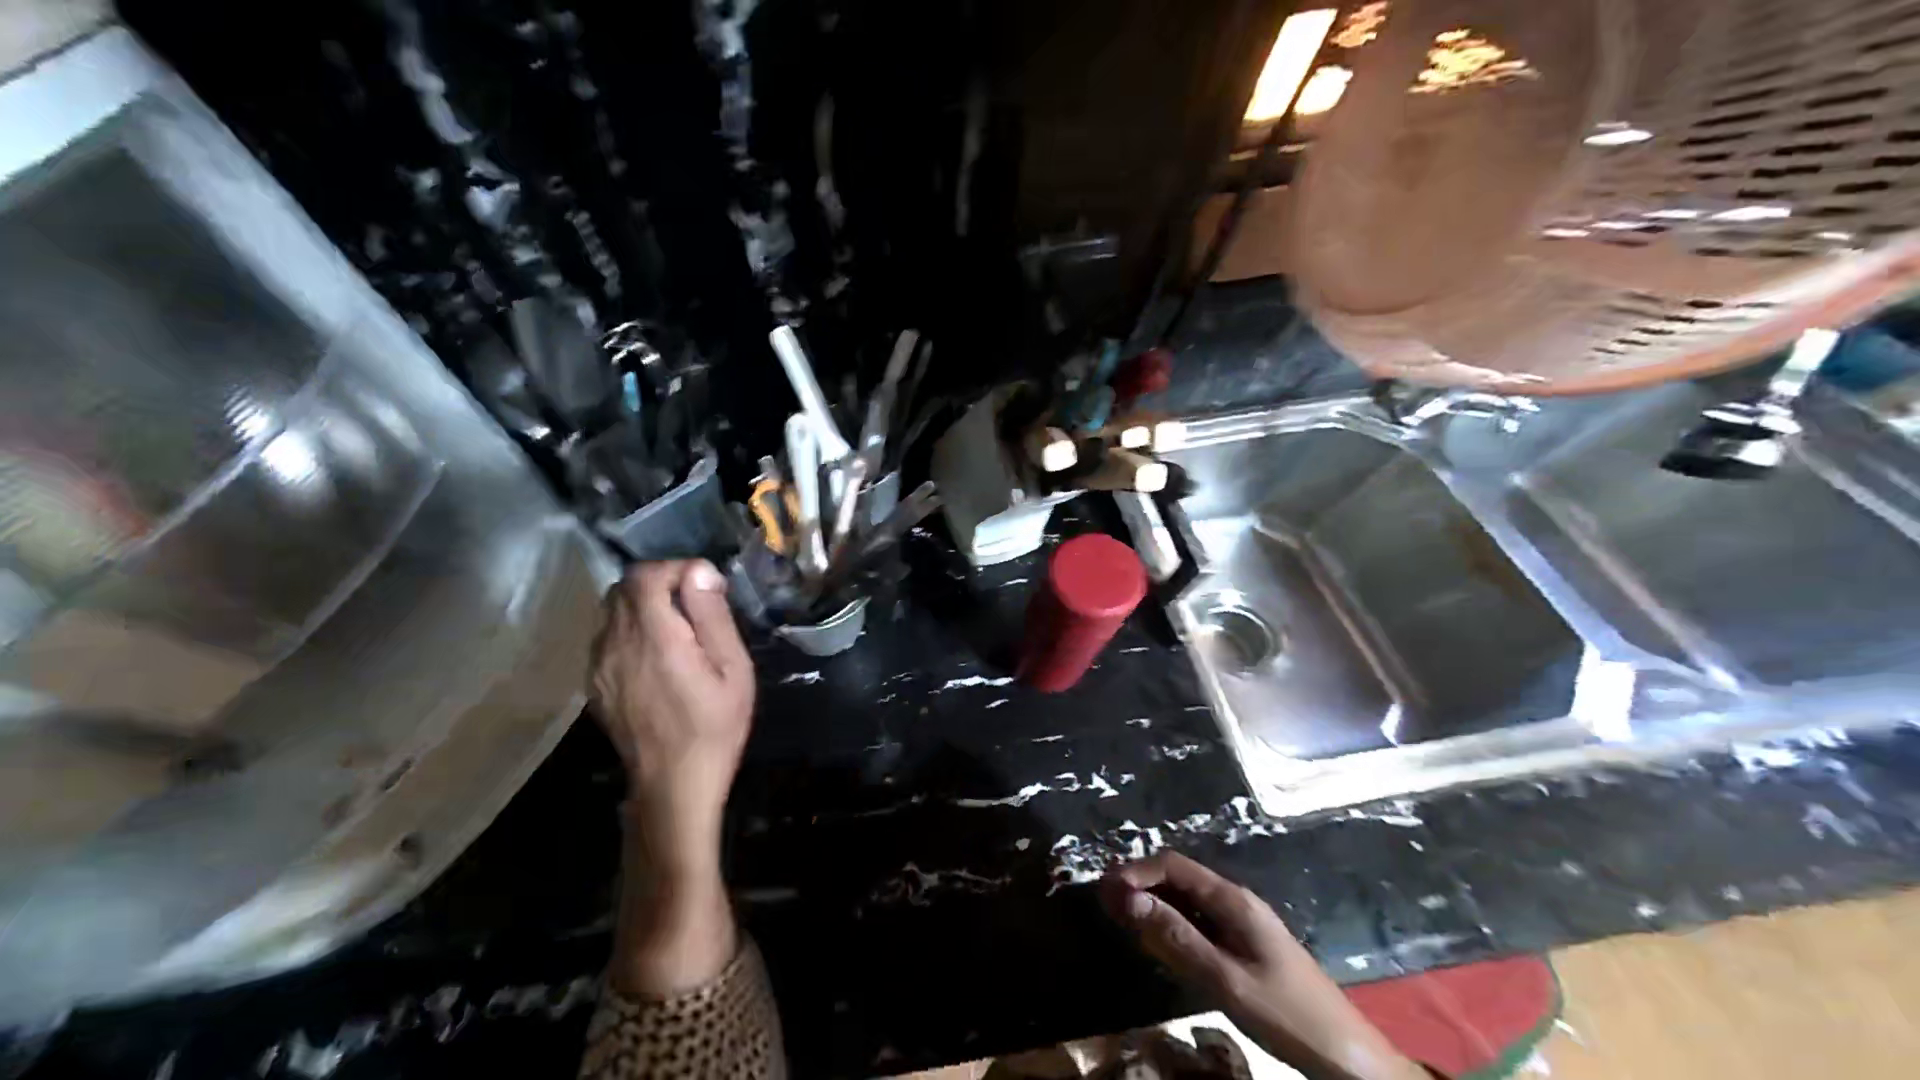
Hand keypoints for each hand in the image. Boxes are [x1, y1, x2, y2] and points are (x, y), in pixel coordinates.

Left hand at [592, 559, 755, 847]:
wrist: (673, 784)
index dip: (674, 568)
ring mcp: (598, 665)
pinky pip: (606, 637)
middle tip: (692, 604)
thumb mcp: (733, 669)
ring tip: (676, 630)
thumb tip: (698, 572)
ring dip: (642, 606)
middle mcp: (615, 643)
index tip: (704, 586)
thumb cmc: (715, 725)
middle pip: (623, 587)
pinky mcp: (594, 682)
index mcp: (654, 637)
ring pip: (611, 611)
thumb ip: (711, 615)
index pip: (645, 575)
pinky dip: (629, 630)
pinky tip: (655, 656)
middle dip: (658, 583)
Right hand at [1102, 853, 1425, 1079]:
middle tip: (1105, 903)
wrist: (1348, 1055)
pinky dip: (1172, 925)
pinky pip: (1199, 923)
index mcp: (1233, 899)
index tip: (1105, 889)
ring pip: (1187, 901)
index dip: (1137, 872)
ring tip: (1122, 919)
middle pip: (1178, 878)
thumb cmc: (1286, 1013)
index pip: (1174, 866)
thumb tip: (1128, 898)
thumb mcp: (1225, 979)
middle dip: (1140, 885)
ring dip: (1153, 905)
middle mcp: (1235, 901)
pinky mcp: (1244, 946)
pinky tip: (1158, 943)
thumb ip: (1176, 938)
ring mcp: (1241, 923)